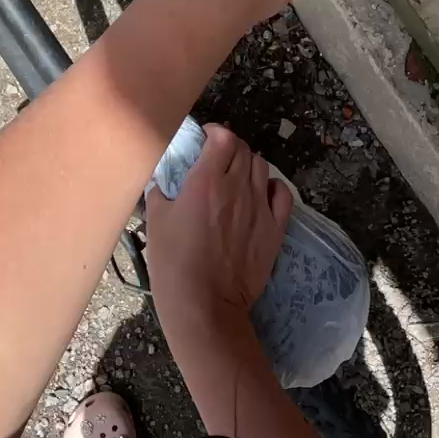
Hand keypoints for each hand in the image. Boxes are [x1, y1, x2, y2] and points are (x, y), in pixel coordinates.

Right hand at [144, 125, 294, 333]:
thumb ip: (160, 193)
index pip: (222, 137)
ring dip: (248, 164)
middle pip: (243, 149)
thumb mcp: (156, 222)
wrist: (205, 305)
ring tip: (236, 176)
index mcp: (207, 180)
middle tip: (217, 158)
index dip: (215, 132)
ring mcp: (260, 207)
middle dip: (230, 147)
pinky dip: (272, 186)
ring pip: (262, 167)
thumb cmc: (173, 263)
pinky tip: (261, 194)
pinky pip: (282, 194)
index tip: (205, 138)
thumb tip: (163, 182)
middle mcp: (237, 187)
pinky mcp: (275, 229)